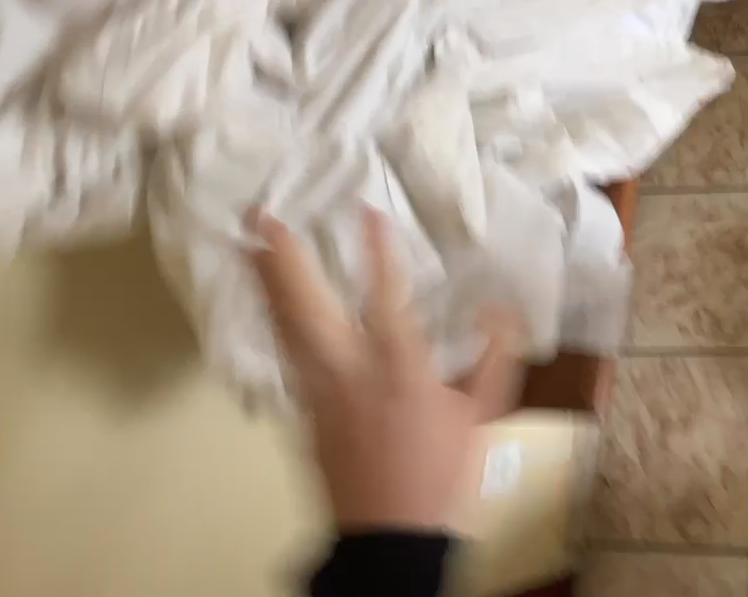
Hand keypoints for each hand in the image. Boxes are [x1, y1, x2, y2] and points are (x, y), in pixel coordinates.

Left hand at [249, 206, 523, 531]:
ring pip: (284, 330)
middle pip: (307, 309)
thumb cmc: (442, 469)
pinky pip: (283, 355)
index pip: (385, 297)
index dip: (377, 252)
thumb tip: (498, 308)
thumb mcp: (484, 411)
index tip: (367, 211)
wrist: (389, 537)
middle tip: (262, 218)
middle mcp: (349, 373)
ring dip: (265, 285)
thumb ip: (493, 355)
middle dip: (284, 261)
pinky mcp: (303, 413)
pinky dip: (270, 321)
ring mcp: (318, 394)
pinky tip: (265, 307)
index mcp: (400, 368)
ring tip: (249, 247)